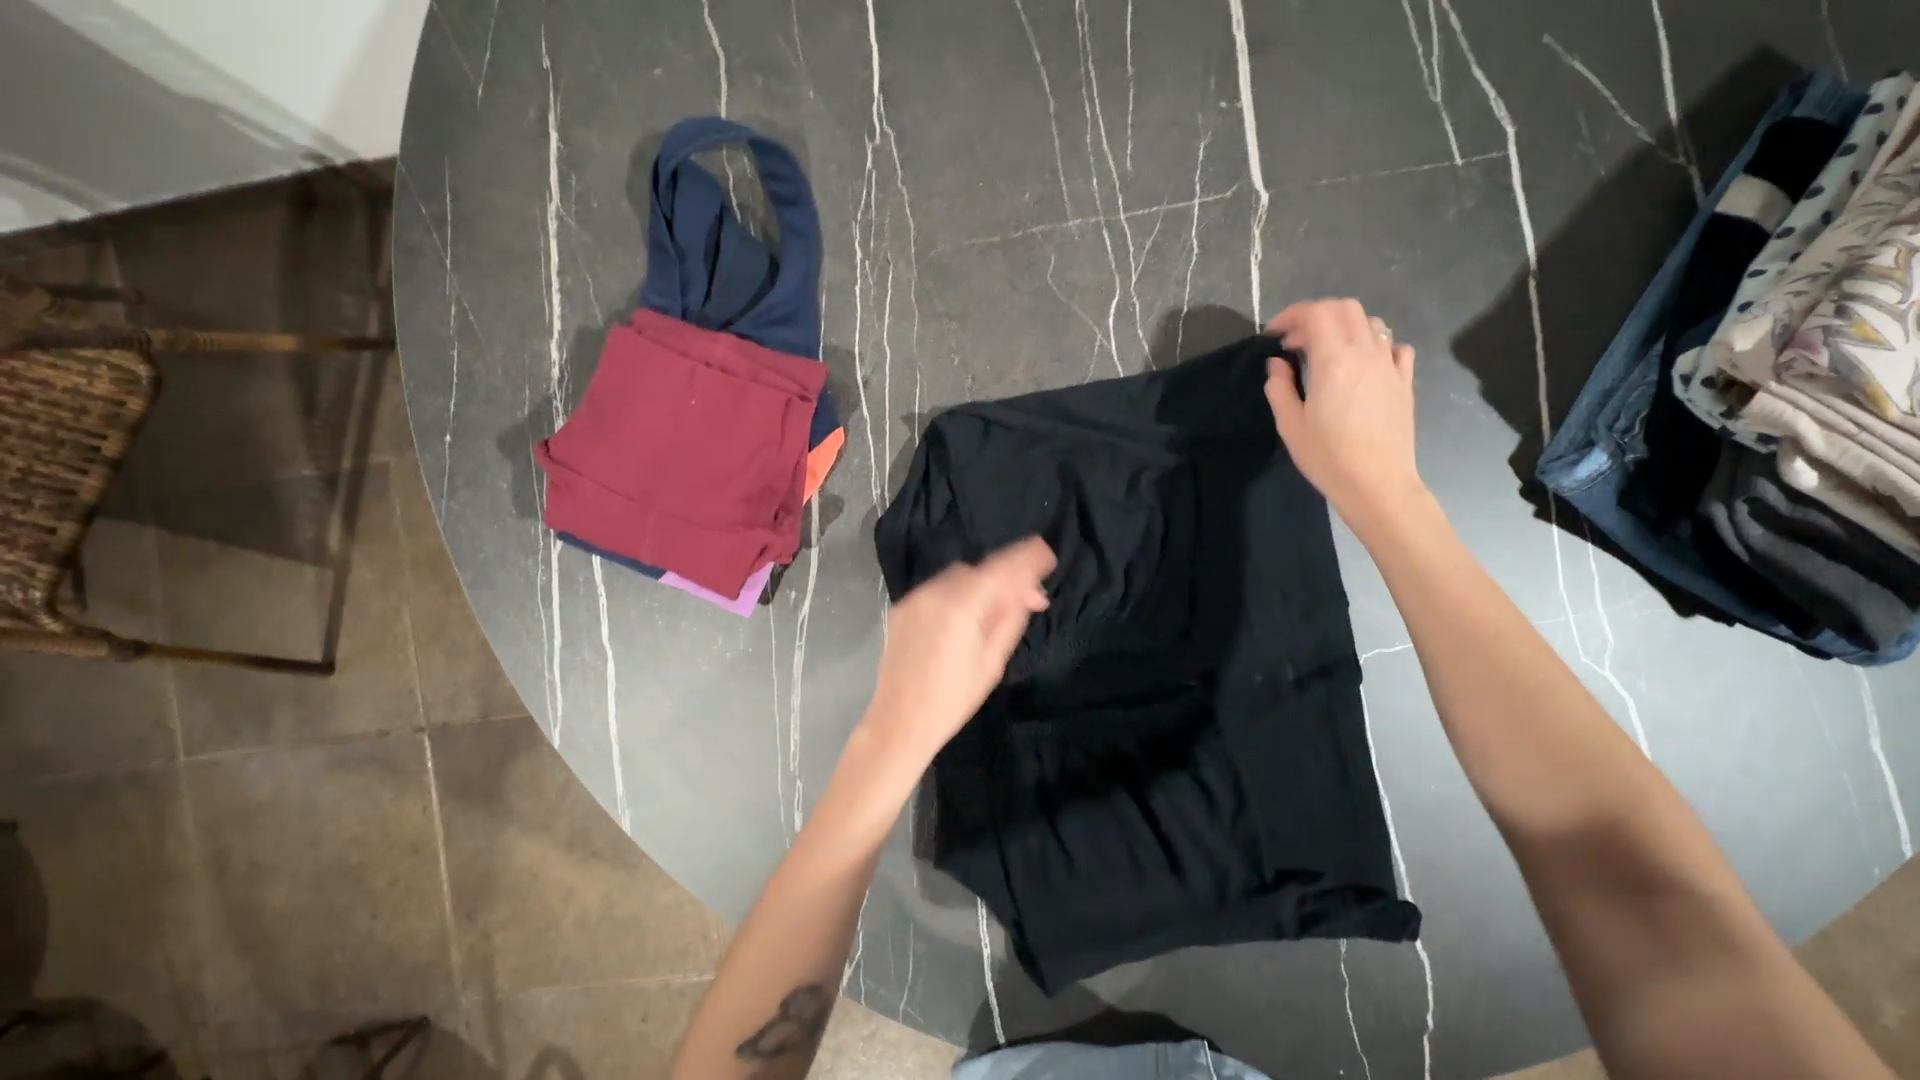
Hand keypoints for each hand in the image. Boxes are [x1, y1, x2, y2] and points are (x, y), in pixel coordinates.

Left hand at [864, 537, 1055, 756]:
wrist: (899, 722)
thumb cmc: (953, 700)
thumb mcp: (992, 663)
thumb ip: (1010, 619)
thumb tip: (1028, 592)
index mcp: (961, 607)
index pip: (1001, 568)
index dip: (1026, 558)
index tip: (1046, 553)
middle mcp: (935, 593)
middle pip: (979, 569)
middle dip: (1005, 576)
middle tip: (1029, 598)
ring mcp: (915, 599)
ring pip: (957, 577)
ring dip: (982, 583)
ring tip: (998, 608)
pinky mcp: (902, 609)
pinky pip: (938, 590)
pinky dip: (958, 593)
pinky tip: (967, 616)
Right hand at [1264, 298, 1424, 521]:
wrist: (1377, 484)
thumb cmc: (1328, 458)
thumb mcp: (1290, 425)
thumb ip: (1279, 388)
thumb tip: (1278, 364)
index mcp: (1334, 361)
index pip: (1316, 314)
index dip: (1291, 316)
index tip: (1275, 334)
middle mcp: (1366, 353)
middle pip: (1345, 308)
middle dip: (1317, 315)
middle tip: (1296, 342)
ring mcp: (1390, 365)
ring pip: (1371, 323)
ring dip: (1344, 327)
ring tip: (1326, 351)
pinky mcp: (1404, 381)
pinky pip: (1394, 347)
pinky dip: (1375, 345)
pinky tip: (1362, 364)